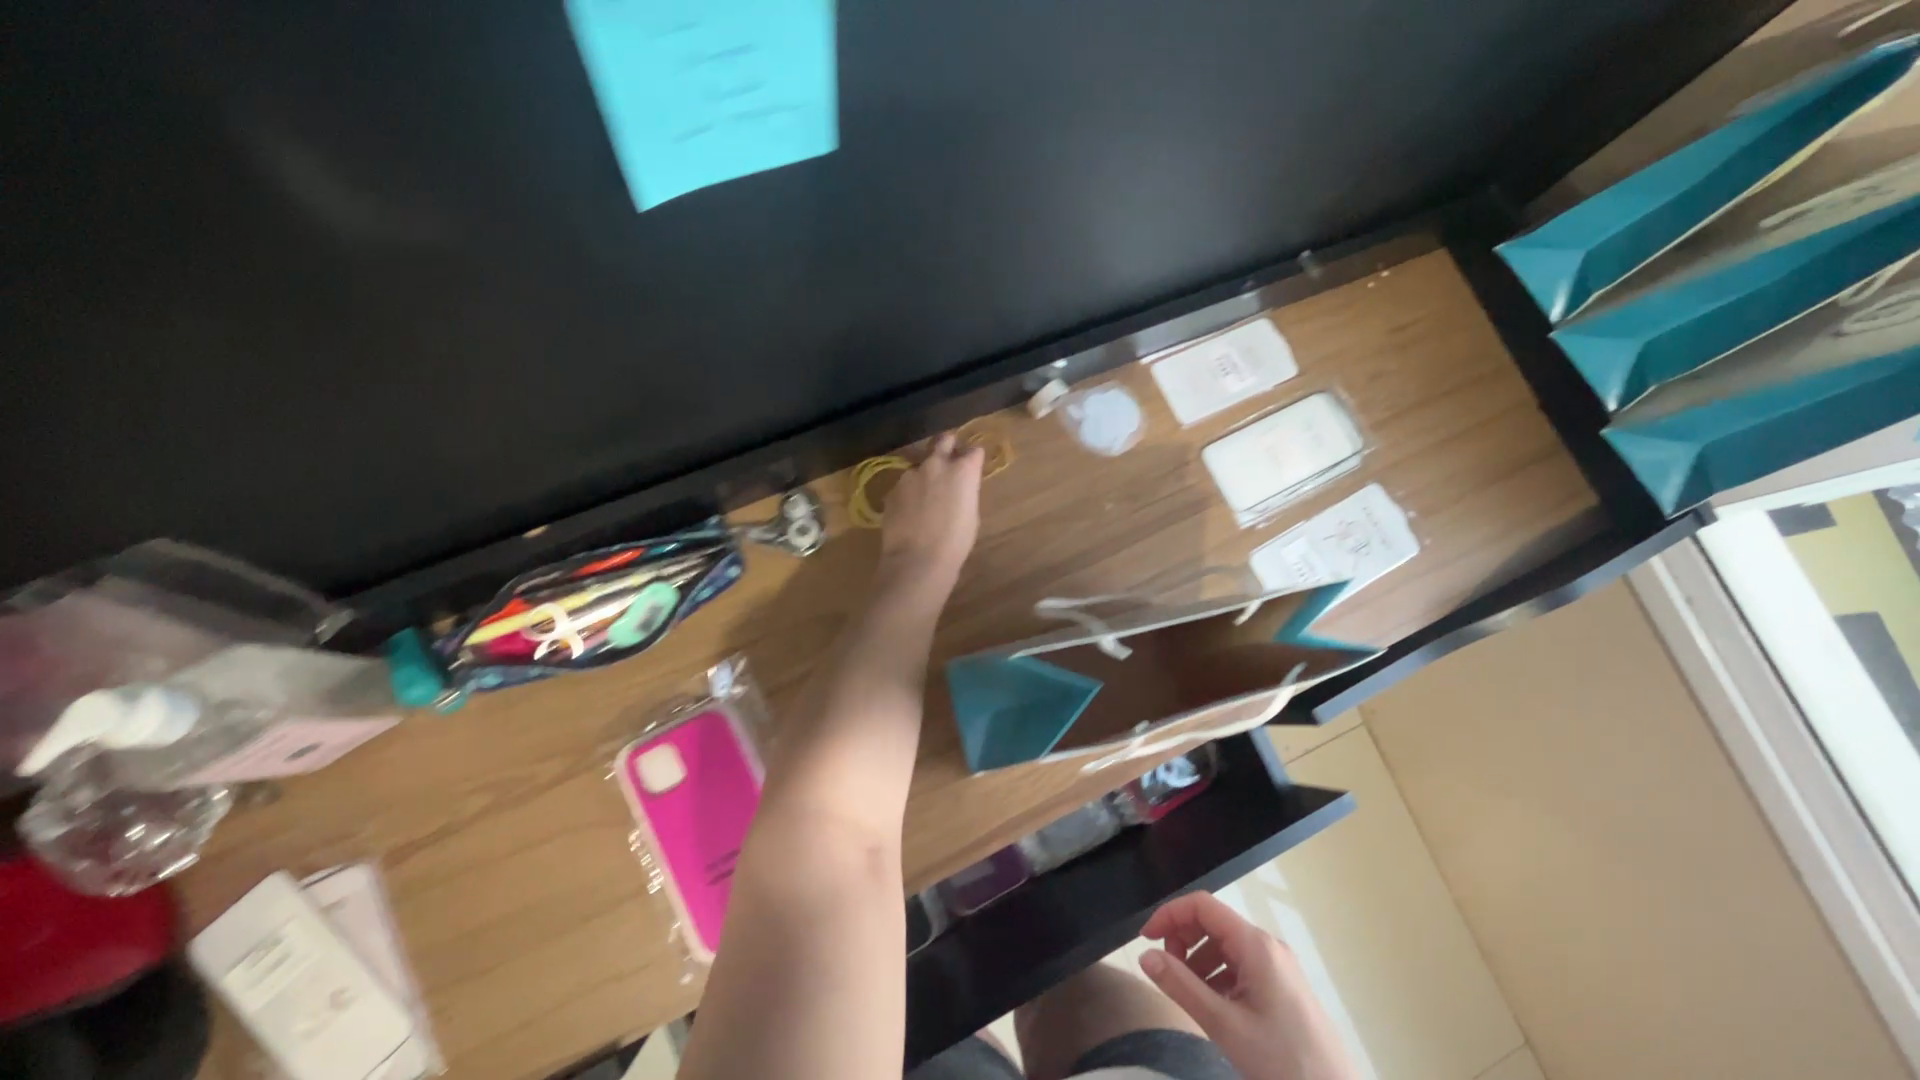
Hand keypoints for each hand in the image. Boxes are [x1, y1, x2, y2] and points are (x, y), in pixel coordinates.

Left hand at [877, 432, 983, 589]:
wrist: (917, 560)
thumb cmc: (955, 542)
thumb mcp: (971, 515)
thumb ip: (965, 492)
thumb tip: (958, 489)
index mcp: (963, 470)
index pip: (974, 451)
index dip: (974, 459)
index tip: (973, 468)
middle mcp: (936, 465)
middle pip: (944, 441)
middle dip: (948, 446)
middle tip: (949, 461)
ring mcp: (910, 475)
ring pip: (920, 466)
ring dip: (925, 475)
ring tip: (924, 498)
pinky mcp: (893, 489)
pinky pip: (904, 485)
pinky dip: (909, 493)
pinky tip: (910, 512)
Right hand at [1139, 892, 1359, 1079]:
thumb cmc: (1281, 1061)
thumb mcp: (1223, 1024)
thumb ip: (1181, 985)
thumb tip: (1144, 954)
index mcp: (1255, 945)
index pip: (1202, 905)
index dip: (1169, 915)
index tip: (1145, 941)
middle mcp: (1267, 946)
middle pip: (1213, 923)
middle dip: (1183, 939)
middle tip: (1167, 973)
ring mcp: (1278, 967)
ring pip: (1225, 947)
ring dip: (1198, 961)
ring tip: (1189, 996)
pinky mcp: (1282, 987)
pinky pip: (1240, 967)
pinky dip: (1218, 978)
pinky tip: (1214, 1008)